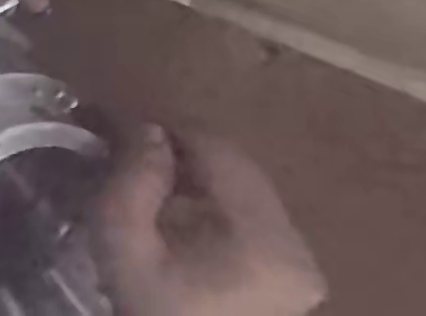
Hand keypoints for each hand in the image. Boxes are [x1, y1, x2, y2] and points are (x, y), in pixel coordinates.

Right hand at [94, 125, 326, 315]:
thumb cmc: (153, 305)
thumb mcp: (122, 236)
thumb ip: (134, 176)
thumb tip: (148, 128)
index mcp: (260, 236)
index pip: (215, 148)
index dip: (167, 132)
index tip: (125, 138)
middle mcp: (296, 244)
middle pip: (235, 163)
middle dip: (182, 151)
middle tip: (136, 159)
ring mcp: (303, 261)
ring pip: (245, 182)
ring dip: (198, 172)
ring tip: (156, 187)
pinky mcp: (297, 272)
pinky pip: (253, 208)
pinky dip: (215, 196)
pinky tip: (183, 215)